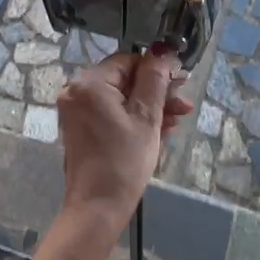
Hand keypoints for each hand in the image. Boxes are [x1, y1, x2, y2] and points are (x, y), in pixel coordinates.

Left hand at [55, 52, 192, 229]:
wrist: (97, 208)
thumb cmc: (123, 161)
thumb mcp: (146, 118)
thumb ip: (155, 81)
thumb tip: (163, 52)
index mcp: (88, 83)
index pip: (128, 61)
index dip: (157, 69)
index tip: (182, 81)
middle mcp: (75, 91)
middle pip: (123, 79)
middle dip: (155, 91)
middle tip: (184, 103)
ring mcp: (75, 111)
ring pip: (118, 98)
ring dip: (148, 106)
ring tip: (176, 120)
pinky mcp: (79, 128)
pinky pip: (109, 113)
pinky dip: (132, 118)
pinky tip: (159, 128)